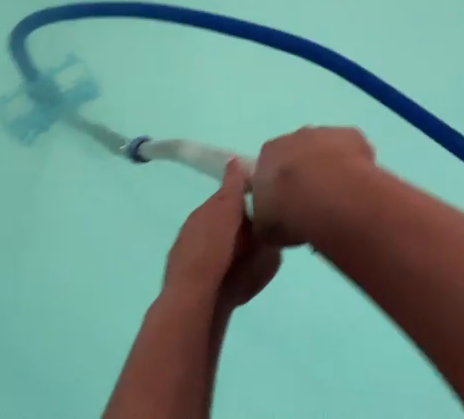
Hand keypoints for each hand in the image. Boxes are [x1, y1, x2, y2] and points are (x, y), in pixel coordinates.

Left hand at [163, 161, 279, 310]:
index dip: (246, 199)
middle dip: (246, 227)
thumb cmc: (212, 252)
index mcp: (200, 214)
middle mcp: (194, 234)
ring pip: (226, 250)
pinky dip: (237, 272)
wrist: (193, 303)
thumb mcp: (226, 211)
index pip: (226, 198)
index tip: (268, 202)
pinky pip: (226, 273)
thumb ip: (232, 187)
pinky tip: (249, 277)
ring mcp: (196, 263)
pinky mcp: (202, 288)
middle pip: (227, 225)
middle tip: (270, 232)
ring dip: (242, 250)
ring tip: (265, 255)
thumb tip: (234, 160)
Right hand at [249, 127, 377, 246]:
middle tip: (316, 203)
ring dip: (332, 168)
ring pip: (329, 149)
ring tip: (339, 199)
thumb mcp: (264, 227)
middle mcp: (296, 135)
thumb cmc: (289, 212)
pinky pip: (354, 150)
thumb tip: (270, 222)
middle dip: (307, 174)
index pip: (272, 166)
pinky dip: (355, 165)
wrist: (328, 197)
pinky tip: (358, 187)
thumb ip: (265, 219)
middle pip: (301, 153)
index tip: (289, 206)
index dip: (281, 186)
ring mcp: (327, 132)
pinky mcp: (352, 134)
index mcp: (269, 153)